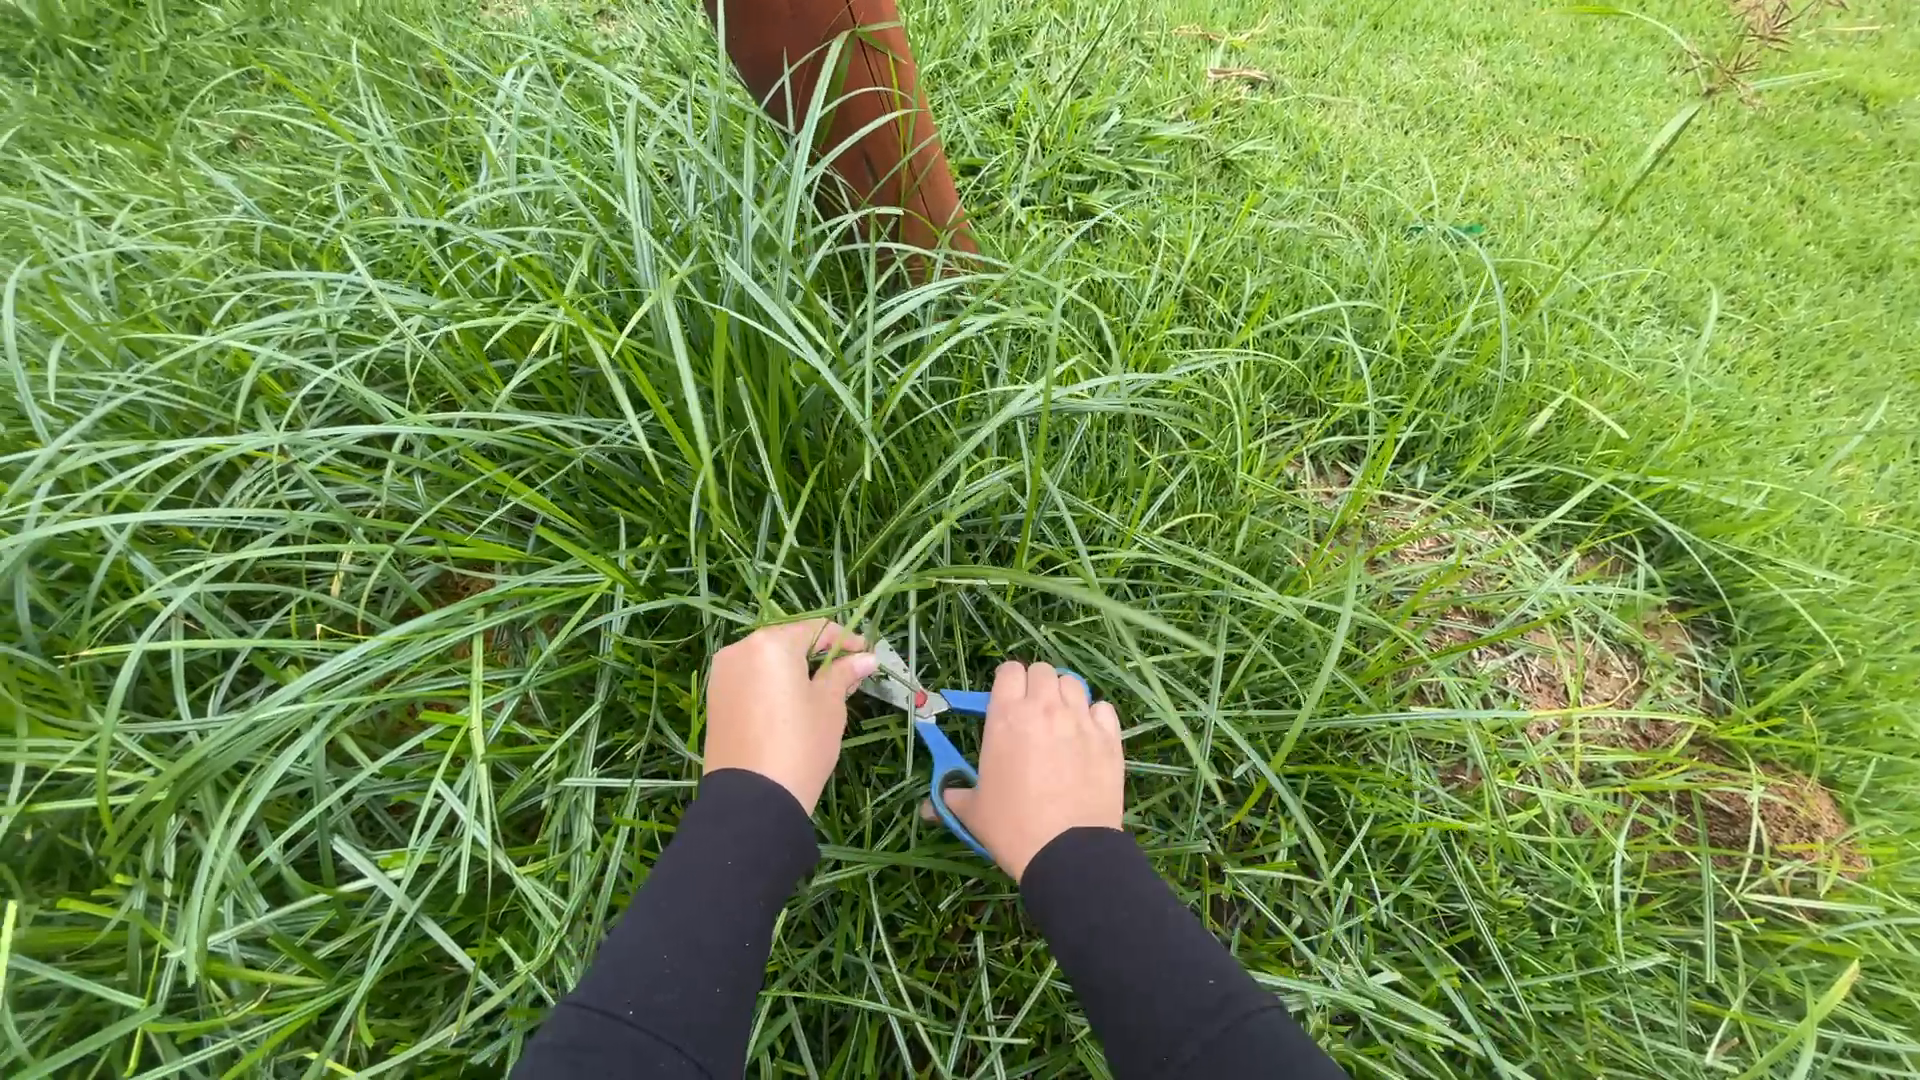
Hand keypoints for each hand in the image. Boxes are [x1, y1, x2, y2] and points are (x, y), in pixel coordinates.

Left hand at [704, 620, 877, 814]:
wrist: (752, 800)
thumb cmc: (800, 744)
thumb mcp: (830, 706)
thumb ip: (844, 674)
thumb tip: (865, 658)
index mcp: (771, 644)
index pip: (815, 629)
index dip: (844, 640)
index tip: (865, 653)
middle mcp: (741, 650)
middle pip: (788, 641)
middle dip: (819, 654)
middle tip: (848, 673)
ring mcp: (723, 675)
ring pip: (768, 660)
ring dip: (796, 669)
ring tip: (824, 690)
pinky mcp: (716, 699)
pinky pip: (752, 679)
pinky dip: (774, 683)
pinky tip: (794, 702)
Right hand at [928, 661, 1124, 881]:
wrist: (1068, 852)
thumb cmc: (1012, 826)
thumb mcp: (974, 811)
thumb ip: (952, 797)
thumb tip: (927, 808)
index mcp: (1007, 716)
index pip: (1009, 671)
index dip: (1007, 682)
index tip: (1006, 701)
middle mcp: (1044, 708)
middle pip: (1042, 671)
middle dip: (1035, 685)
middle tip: (1032, 712)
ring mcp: (1080, 720)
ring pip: (1073, 684)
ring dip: (1064, 695)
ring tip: (1059, 720)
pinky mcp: (1109, 738)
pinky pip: (1103, 708)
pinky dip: (1095, 716)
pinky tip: (1087, 735)